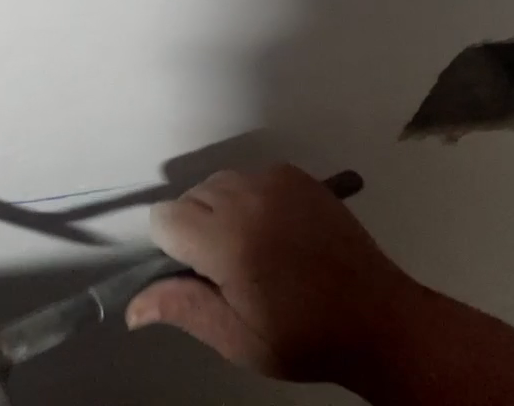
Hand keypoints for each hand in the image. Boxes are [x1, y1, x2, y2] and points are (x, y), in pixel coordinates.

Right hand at [126, 164, 424, 382]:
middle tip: (234, 270)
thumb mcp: (238, 338)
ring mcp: (271, 180)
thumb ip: (182, 309)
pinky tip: (276, 229)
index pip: (163, 219)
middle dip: (197, 229)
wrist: (381, 321)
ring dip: (222, 210)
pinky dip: (251, 198)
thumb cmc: (305, 337)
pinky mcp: (294, 175)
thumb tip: (131, 308)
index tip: (205, 276)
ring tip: (257, 248)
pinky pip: (248, 176)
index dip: (175, 249)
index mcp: (225, 239)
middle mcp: (243, 198)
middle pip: (188, 198)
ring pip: (216, 184)